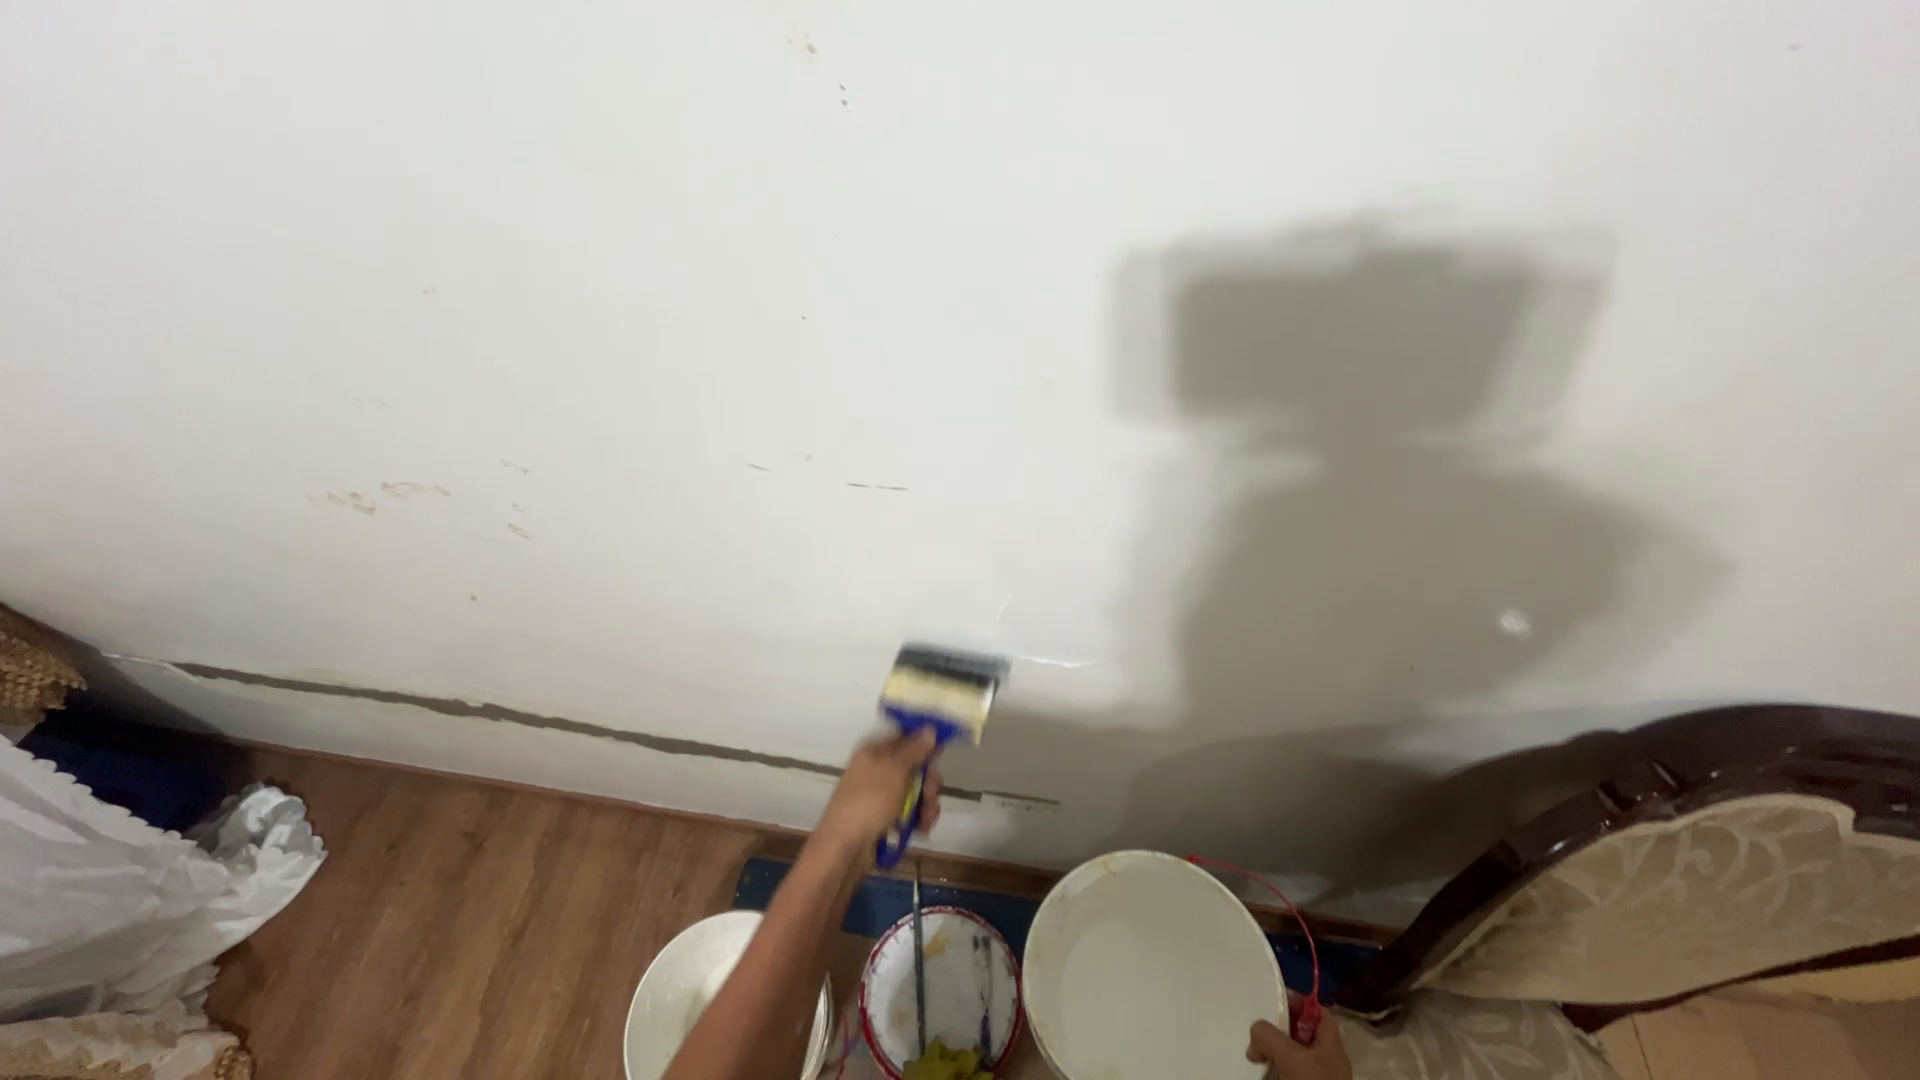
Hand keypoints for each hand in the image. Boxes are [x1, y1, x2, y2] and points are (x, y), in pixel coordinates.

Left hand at [816, 729, 942, 852]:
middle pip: (914, 767)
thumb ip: (914, 750)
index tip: (942, 752)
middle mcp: (878, 770)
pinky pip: (910, 812)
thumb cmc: (869, 801)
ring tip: (926, 819)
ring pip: (915, 791)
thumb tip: (929, 728)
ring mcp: (881, 796)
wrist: (845, 847)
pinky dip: (919, 818)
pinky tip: (921, 829)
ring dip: (927, 804)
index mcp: (874, 751)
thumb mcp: (895, 770)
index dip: (924, 742)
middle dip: (928, 781)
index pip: (904, 737)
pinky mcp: (886, 818)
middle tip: (930, 793)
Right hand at [1248, 993, 1350, 1079]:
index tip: (1274, 1001)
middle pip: (1300, 1033)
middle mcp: (1325, 1061)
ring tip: (1254, 1056)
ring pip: (1290, 1055)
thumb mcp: (1290, 1056)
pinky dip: (1271, 1071)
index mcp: (1331, 1046)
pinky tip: (1259, 1072)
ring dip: (1271, 1052)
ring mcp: (1314, 1079)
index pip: (1318, 1012)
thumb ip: (1268, 1034)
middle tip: (1258, 1032)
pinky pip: (1284, 1074)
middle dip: (1277, 1029)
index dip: (1298, 1002)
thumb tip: (1255, 1033)